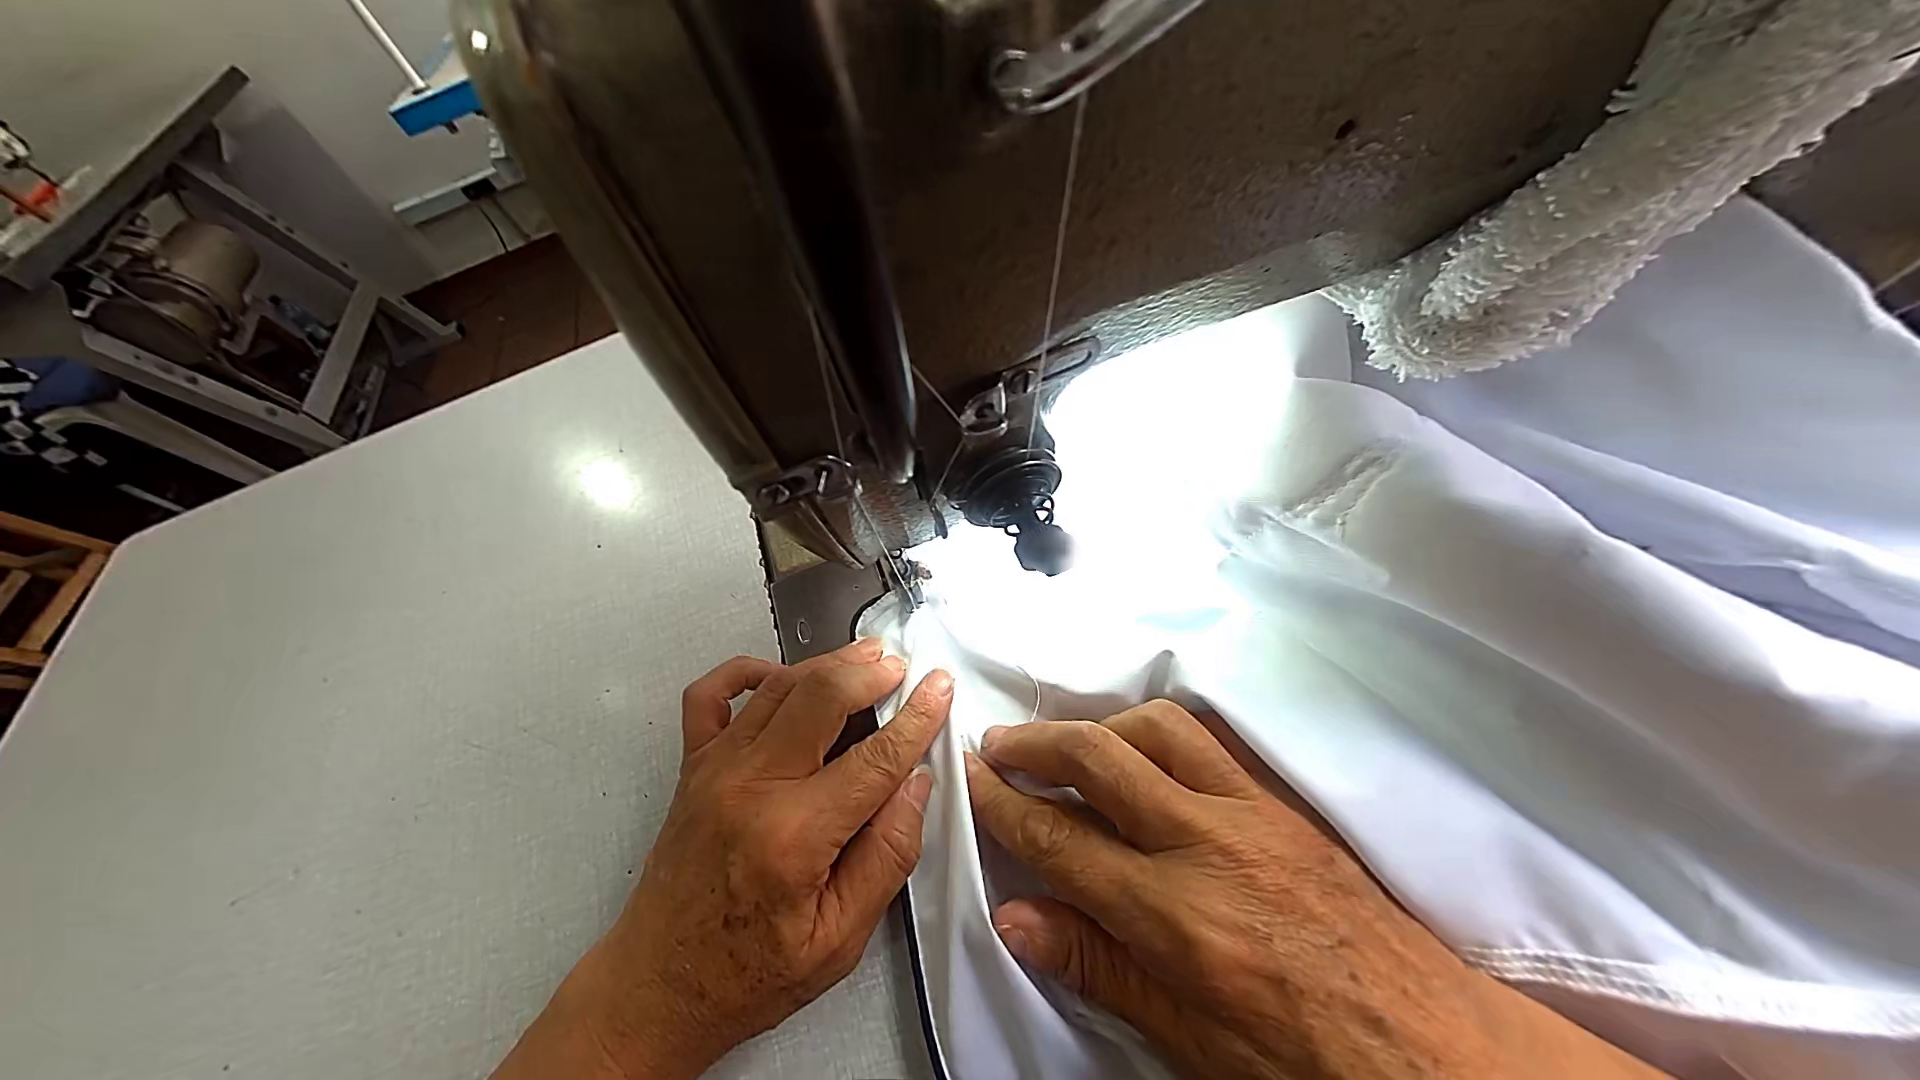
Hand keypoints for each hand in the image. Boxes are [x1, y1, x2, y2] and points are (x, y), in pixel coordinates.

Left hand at [494, 639, 951, 1079]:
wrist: (657, 986)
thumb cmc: (750, 972)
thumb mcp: (841, 939)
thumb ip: (889, 855)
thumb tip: (916, 782)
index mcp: (794, 835)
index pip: (874, 757)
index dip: (917, 718)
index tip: (940, 687)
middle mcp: (751, 786)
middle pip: (820, 696)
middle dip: (870, 672)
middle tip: (902, 666)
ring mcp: (715, 768)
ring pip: (779, 685)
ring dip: (827, 664)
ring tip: (865, 658)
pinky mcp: (693, 764)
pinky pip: (711, 694)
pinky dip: (746, 670)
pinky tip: (779, 674)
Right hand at [965, 701, 1667, 1079]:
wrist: (1434, 1051)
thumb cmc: (1302, 1062)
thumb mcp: (1189, 1041)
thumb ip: (1098, 965)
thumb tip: (1015, 916)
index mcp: (1178, 916)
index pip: (1062, 841)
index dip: (1005, 805)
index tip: (971, 778)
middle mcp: (1208, 842)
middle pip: (1100, 758)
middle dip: (1036, 744)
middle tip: (997, 744)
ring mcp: (1250, 810)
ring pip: (1156, 728)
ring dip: (1098, 725)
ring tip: (1067, 744)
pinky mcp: (1280, 801)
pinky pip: (1208, 740)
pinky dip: (1156, 731)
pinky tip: (1140, 747)